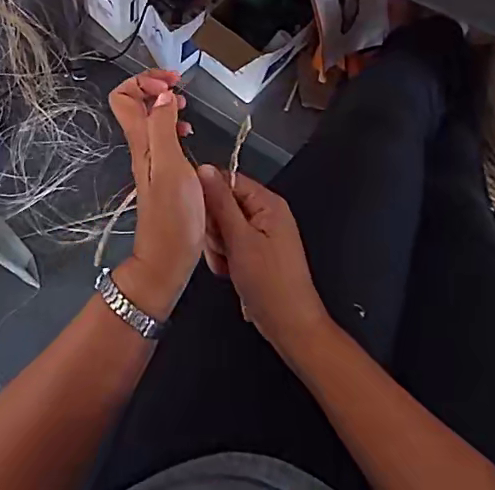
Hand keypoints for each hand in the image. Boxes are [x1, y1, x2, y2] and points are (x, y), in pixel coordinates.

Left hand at [108, 69, 200, 317]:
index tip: (171, 86)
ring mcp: (150, 158)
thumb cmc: (173, 216)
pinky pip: (162, 135)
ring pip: (149, 117)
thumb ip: (164, 128)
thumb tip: (162, 95)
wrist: (167, 259)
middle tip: (180, 87)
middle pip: (133, 101)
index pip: (123, 96)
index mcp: (140, 140)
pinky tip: (188, 133)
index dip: (144, 82)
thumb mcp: (171, 166)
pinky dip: (174, 124)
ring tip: (186, 105)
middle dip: (155, 85)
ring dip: (165, 103)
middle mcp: (141, 145)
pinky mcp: (162, 171)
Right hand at [198, 167, 330, 352]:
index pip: (228, 180)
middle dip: (215, 229)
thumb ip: (220, 202)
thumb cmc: (271, 284)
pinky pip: (230, 244)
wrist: (291, 327)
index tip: (204, 218)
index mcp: (267, 202)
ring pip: (223, 227)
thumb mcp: (239, 239)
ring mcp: (261, 233)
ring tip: (229, 265)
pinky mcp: (256, 251)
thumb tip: (204, 168)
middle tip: (224, 248)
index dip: (210, 197)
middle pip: (223, 204)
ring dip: (219, 247)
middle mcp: (266, 213)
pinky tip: (231, 273)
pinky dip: (225, 258)